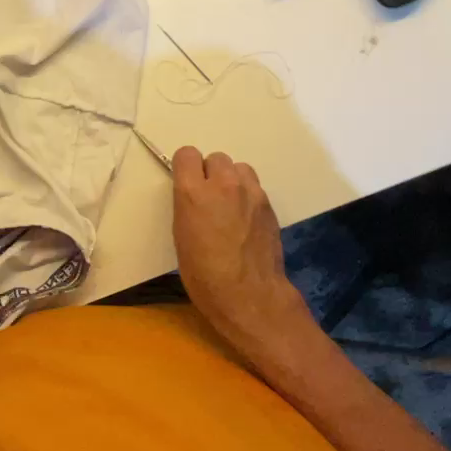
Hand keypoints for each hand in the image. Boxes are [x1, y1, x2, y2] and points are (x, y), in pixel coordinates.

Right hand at [171, 147, 311, 351]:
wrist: (249, 295)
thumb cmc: (204, 276)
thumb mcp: (181, 239)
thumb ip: (188, 208)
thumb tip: (195, 200)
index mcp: (193, 193)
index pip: (187, 154)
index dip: (185, 167)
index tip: (185, 182)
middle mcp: (224, 185)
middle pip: (216, 158)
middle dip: (209, 173)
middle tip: (208, 198)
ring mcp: (251, 193)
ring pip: (239, 168)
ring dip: (231, 180)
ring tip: (229, 205)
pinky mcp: (269, 206)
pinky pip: (254, 188)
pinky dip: (247, 196)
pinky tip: (245, 220)